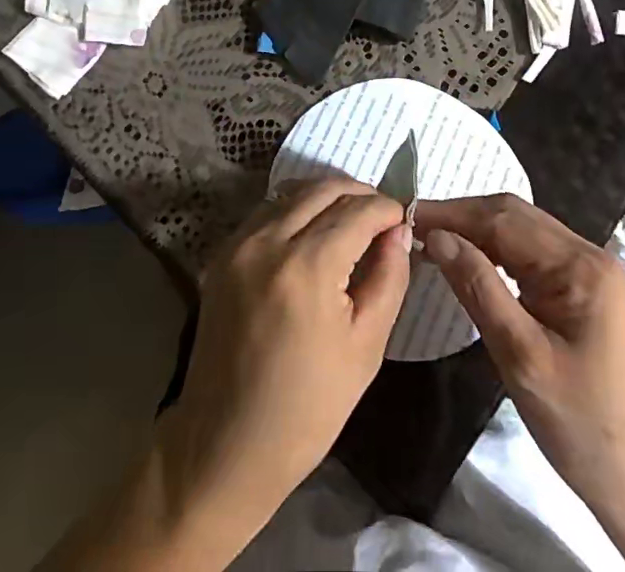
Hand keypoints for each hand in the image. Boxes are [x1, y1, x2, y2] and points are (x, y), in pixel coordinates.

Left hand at [164, 178, 411, 525]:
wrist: (229, 435)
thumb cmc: (310, 404)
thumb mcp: (366, 344)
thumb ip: (387, 277)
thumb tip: (398, 232)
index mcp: (306, 266)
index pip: (356, 210)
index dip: (388, 208)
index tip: (405, 219)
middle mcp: (265, 241)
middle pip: (319, 189)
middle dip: (357, 193)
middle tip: (382, 216)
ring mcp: (236, 245)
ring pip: (287, 195)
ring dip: (323, 198)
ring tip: (351, 223)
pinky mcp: (219, 255)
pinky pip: (262, 215)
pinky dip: (292, 212)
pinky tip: (311, 235)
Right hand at [415, 196, 624, 571]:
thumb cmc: (574, 416)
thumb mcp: (518, 352)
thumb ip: (477, 286)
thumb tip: (435, 236)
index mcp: (582, 268)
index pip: (503, 221)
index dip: (451, 214)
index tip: (404, 217)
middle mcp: (589, 257)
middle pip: (513, 215)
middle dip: (459, 215)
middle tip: (410, 225)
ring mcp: (587, 272)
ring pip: (518, 229)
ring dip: (472, 228)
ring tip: (428, 238)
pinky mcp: (579, 288)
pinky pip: (526, 251)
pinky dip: (489, 246)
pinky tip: (463, 257)